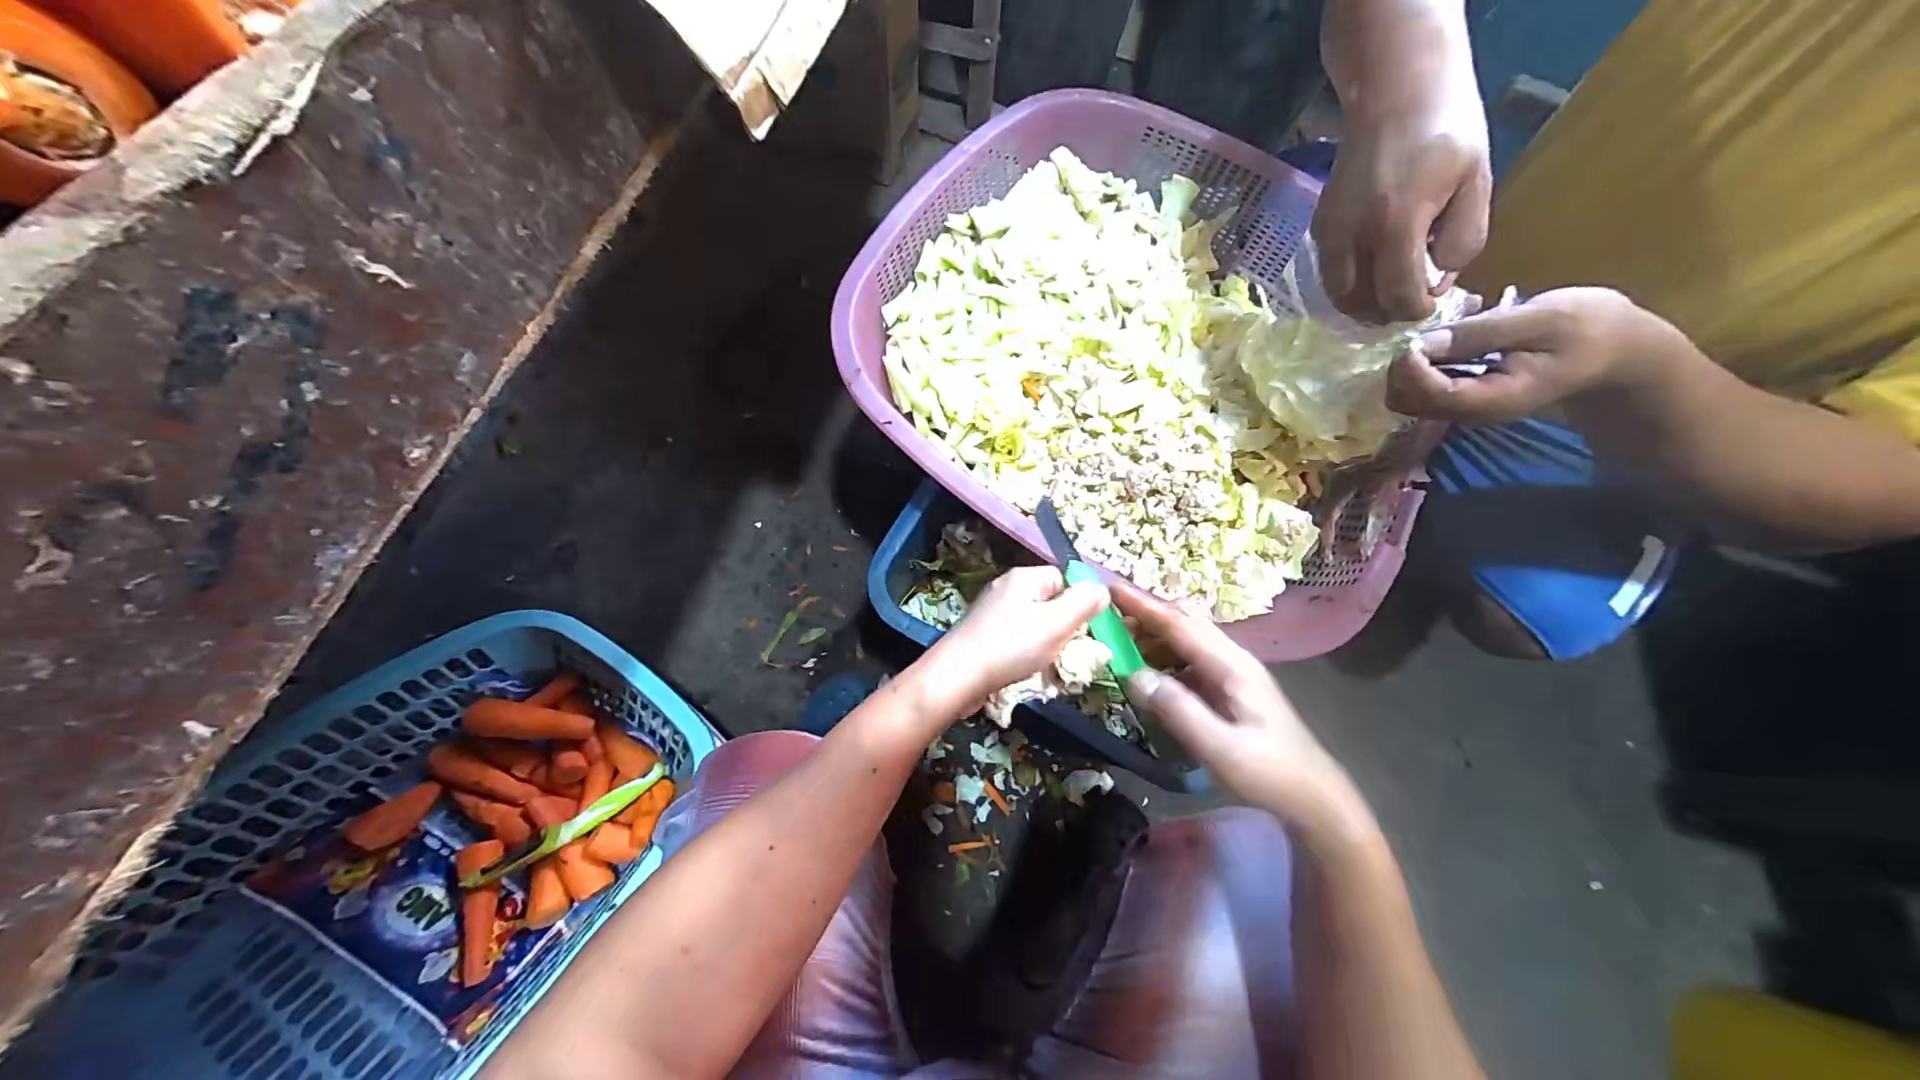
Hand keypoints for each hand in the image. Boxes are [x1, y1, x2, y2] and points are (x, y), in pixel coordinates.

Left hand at [917, 566, 1108, 719]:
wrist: (957, 676)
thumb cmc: (1011, 645)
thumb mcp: (1057, 622)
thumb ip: (1084, 603)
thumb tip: (1102, 590)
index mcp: (1024, 577)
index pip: (1064, 578)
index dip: (1079, 603)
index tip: (1085, 629)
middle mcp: (1006, 589)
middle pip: (1049, 603)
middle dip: (1062, 629)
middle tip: (1066, 652)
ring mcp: (991, 613)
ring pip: (1033, 626)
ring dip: (1045, 647)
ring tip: (1046, 667)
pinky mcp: (981, 636)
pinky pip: (1014, 641)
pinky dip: (1024, 656)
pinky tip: (1025, 673)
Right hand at [1114, 589, 1366, 841]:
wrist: (1314, 797)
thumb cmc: (1270, 773)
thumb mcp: (1222, 748)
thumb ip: (1179, 711)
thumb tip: (1135, 676)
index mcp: (1232, 666)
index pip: (1180, 624)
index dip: (1143, 605)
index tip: (1109, 589)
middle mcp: (1232, 659)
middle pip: (1184, 622)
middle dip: (1144, 614)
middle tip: (1106, 619)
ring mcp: (1232, 673)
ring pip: (1185, 639)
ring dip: (1152, 636)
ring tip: (1118, 645)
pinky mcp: (1228, 689)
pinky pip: (1188, 659)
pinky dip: (1162, 656)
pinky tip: (1146, 673)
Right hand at [1313, 37, 1489, 324]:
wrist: (1395, 99)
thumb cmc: (1446, 134)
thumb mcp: (1477, 182)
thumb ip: (1464, 239)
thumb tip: (1438, 281)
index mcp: (1397, 225)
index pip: (1398, 295)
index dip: (1415, 310)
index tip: (1429, 305)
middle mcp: (1354, 237)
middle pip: (1360, 304)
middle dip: (1386, 314)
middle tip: (1407, 306)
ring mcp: (1330, 234)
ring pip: (1337, 295)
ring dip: (1361, 306)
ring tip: (1385, 300)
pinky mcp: (1319, 229)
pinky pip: (1329, 274)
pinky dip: (1348, 286)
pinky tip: (1368, 275)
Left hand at [1385, 287, 1685, 422]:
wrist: (1617, 353)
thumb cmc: (1589, 331)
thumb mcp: (1542, 320)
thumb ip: (1481, 333)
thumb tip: (1425, 343)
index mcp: (1489, 400)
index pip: (1426, 395)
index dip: (1410, 368)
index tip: (1417, 338)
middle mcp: (1467, 412)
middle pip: (1406, 400)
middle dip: (1403, 368)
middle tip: (1424, 331)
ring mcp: (1462, 406)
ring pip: (1407, 394)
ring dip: (1411, 363)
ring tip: (1440, 329)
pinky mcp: (1461, 394)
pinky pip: (1422, 384)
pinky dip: (1423, 362)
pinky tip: (1449, 335)